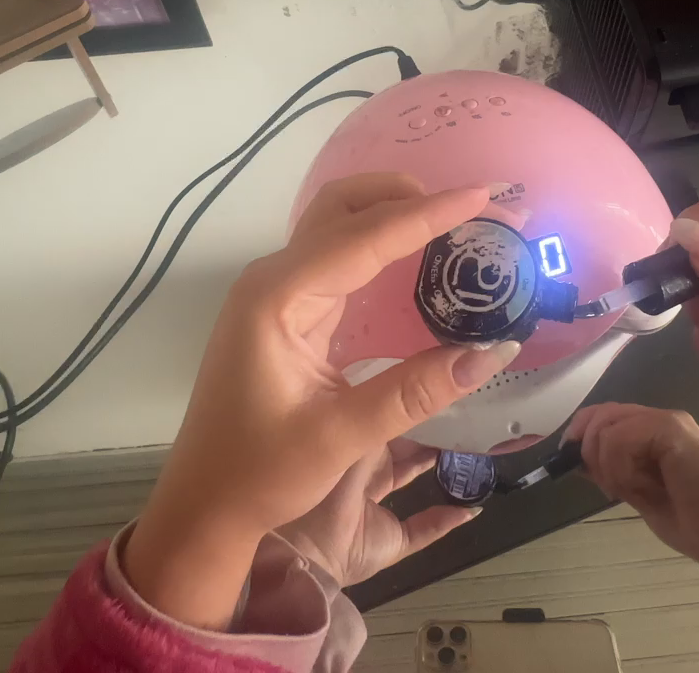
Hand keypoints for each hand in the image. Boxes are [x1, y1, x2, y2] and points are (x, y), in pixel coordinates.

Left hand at [124, 174, 520, 627]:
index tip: (481, 196)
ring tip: (453, 221)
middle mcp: (275, 277)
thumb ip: (417, 390)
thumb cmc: (259, 473)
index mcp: (279, 298)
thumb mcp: (341, 436)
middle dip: (406, 196)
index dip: (426, 214)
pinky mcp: (288, 305)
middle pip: (343, 207)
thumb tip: (495, 350)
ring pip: (340, 223)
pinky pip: (339, 253)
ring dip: (394, 212)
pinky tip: (416, 254)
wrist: (204, 502)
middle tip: (468, 208)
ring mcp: (278, 288)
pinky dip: (381, 241)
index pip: (364, 237)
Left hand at [565, 403, 698, 588]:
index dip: (580, 434)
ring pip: (605, 426)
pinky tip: (640, 488)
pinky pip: (620, 438)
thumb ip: (612, 470)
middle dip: (589, 450)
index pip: (603, 414)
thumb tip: (574, 456)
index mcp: (654, 430)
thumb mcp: (638, 493)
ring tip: (632, 492)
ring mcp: (667, 419)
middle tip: (611, 487)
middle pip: (599, 413)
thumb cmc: (695, 526)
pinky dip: (619, 468)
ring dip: (607, 466)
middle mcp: (660, 418)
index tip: (571, 464)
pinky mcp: (672, 428)